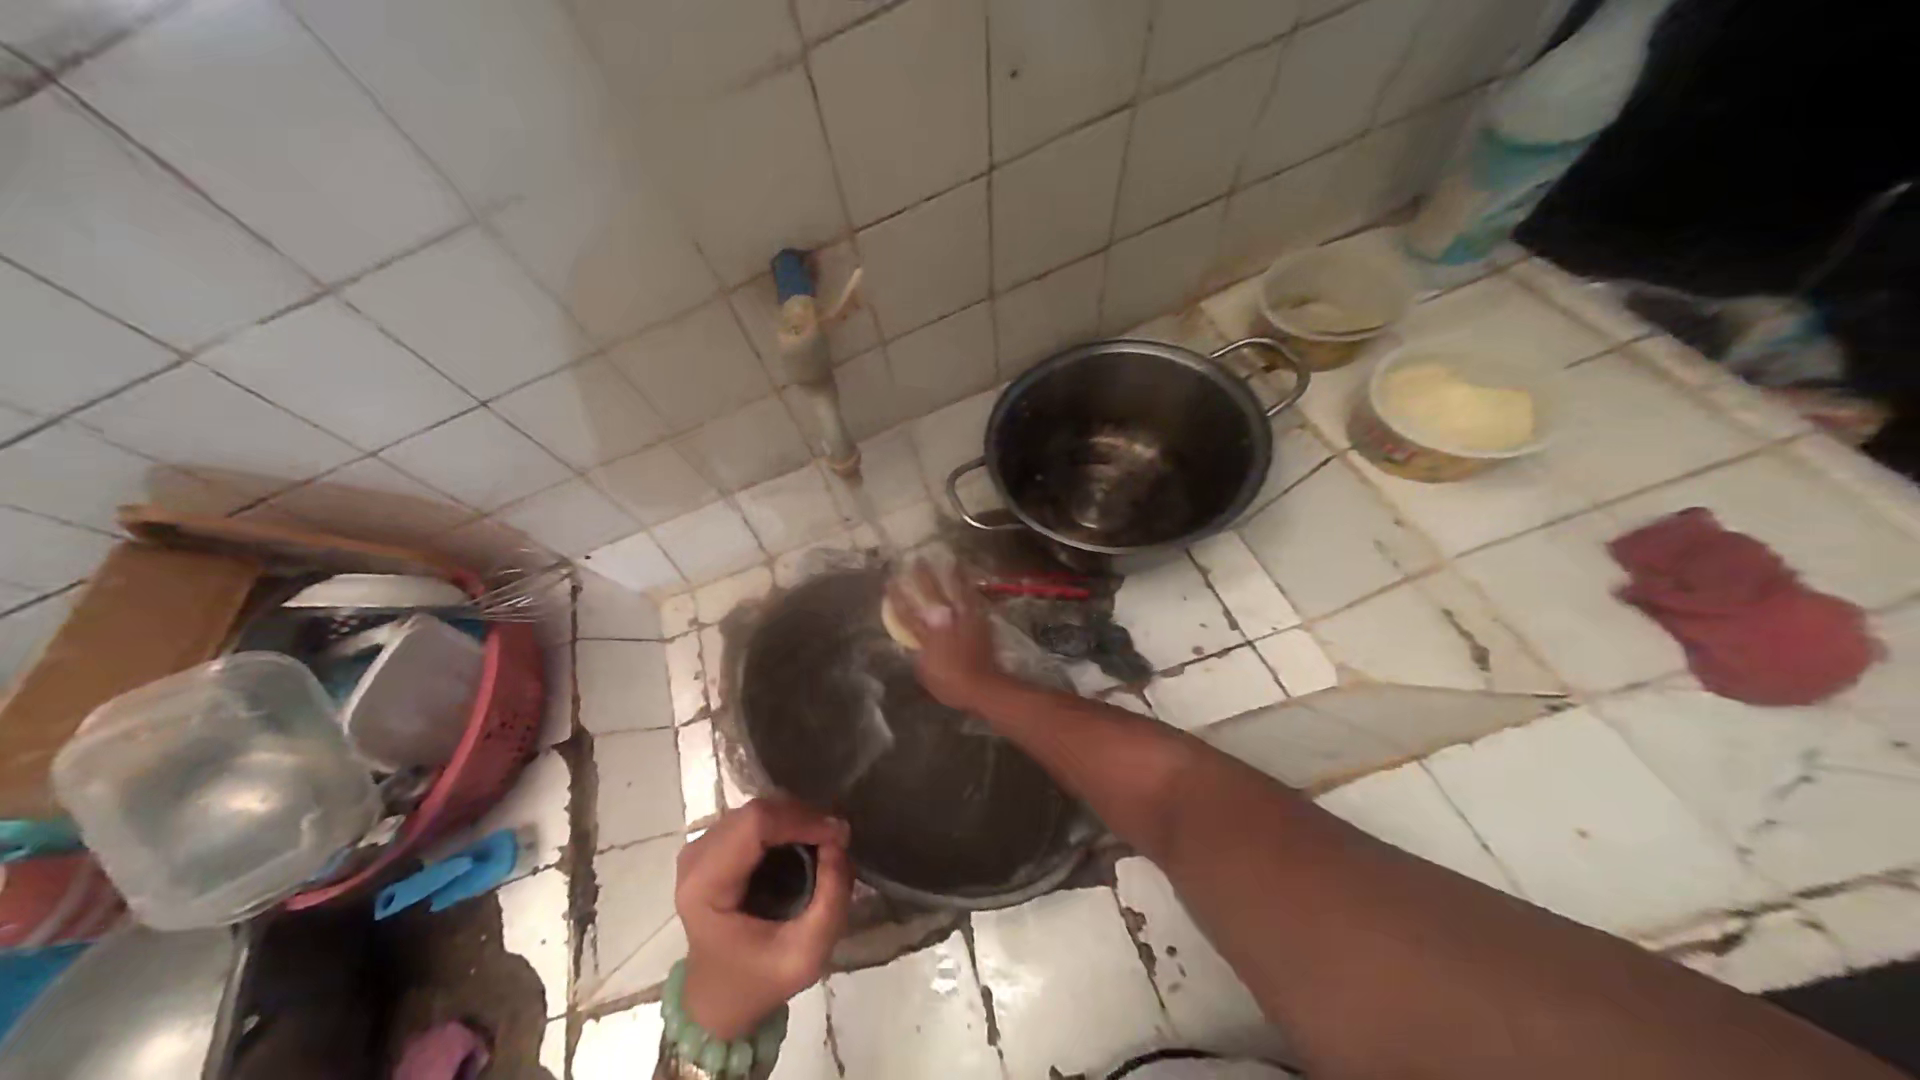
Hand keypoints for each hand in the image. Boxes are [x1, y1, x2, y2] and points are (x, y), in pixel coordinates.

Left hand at [675, 799, 852, 1039]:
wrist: (720, 998)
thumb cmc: (758, 979)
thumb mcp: (806, 955)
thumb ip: (831, 899)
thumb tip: (839, 842)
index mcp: (706, 885)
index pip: (755, 823)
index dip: (802, 819)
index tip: (839, 837)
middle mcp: (696, 857)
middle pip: (758, 810)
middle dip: (805, 818)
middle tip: (838, 841)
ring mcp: (701, 846)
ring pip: (759, 809)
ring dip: (797, 820)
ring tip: (825, 844)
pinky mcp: (712, 844)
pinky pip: (755, 818)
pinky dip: (786, 824)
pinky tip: (804, 844)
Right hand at [887, 560, 1006, 711]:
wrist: (981, 685)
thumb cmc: (949, 684)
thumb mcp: (924, 673)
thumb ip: (920, 655)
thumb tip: (919, 645)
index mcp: (925, 634)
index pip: (906, 612)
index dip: (897, 597)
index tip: (890, 582)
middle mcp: (943, 621)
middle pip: (930, 594)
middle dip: (922, 576)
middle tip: (917, 560)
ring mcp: (963, 619)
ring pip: (957, 591)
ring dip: (952, 575)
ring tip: (950, 560)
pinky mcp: (980, 621)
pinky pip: (975, 600)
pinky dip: (972, 589)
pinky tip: (971, 580)